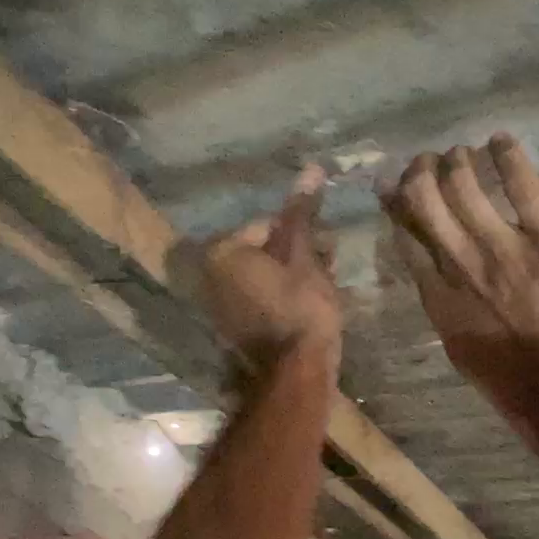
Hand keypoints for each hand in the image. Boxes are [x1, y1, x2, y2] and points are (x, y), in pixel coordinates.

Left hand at [186, 165, 341, 374]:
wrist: (296, 371)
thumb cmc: (301, 306)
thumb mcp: (305, 255)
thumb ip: (302, 214)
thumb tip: (312, 168)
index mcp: (222, 252)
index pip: (268, 224)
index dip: (301, 234)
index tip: (325, 249)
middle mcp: (210, 275)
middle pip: (262, 250)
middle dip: (295, 253)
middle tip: (328, 264)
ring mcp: (219, 304)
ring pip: (262, 275)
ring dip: (291, 273)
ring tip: (324, 284)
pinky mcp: (233, 327)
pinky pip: (258, 298)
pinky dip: (280, 295)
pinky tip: (307, 303)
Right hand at [383, 134, 538, 407]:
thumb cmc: (514, 380)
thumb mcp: (460, 349)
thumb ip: (444, 306)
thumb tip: (435, 276)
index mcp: (438, 294)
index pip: (405, 235)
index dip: (395, 205)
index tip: (393, 188)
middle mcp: (460, 261)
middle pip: (425, 199)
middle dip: (420, 173)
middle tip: (427, 162)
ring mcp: (503, 244)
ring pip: (464, 182)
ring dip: (457, 160)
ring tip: (460, 152)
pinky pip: (521, 183)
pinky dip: (506, 156)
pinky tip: (498, 141)